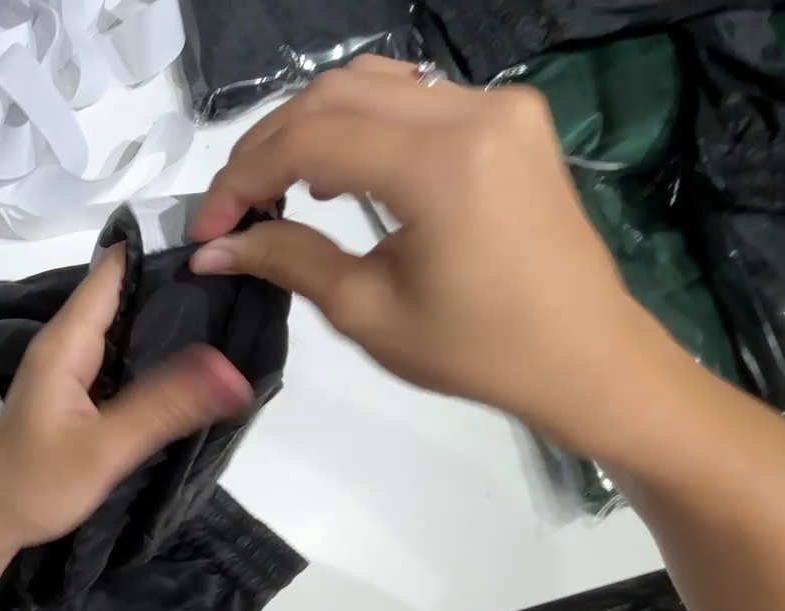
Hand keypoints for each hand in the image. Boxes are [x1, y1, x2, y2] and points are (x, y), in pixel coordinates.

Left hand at [0, 244, 252, 572]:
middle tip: (238, 278)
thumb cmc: (36, 486)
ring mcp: (62, 371)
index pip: (112, 270)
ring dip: (160, 319)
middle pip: (119, 294)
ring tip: (224, 309)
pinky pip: (112, 358)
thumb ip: (166, 407)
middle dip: (170, 283)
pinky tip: (180, 362)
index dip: (159, 248)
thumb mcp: (105, 448)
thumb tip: (235, 370)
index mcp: (63, 344)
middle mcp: (60, 346)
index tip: (219, 239)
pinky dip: (145, 353)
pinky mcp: (67, 395)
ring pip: (117, 327)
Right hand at [188, 55, 667, 436]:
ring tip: (269, 191)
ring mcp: (495, 105)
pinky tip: (331, 175)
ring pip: (365, 85)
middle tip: (227, 213)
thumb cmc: (473, 348)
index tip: (205, 231)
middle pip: (331, 97)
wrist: (579, 351)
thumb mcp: (362, 309)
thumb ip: (286, 260)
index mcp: (441, 164)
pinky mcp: (503, 117)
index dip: (239, 181)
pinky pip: (406, 96)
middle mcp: (473, 111)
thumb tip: (211, 250)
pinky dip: (350, 125)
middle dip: (261, 151)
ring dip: (301, 130)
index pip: (308, 141)